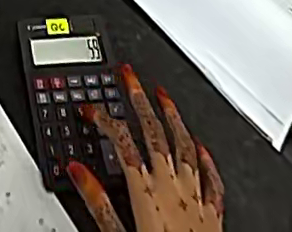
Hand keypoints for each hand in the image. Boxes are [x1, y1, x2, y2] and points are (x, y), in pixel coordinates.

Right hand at [71, 64, 222, 231]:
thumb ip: (97, 204)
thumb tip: (77, 170)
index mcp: (146, 192)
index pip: (121, 141)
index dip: (103, 119)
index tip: (89, 109)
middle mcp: (173, 188)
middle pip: (154, 131)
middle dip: (138, 98)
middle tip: (128, 74)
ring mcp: (196, 199)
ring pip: (184, 144)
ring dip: (172, 115)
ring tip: (162, 93)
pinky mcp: (213, 216)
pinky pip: (211, 178)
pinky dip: (205, 157)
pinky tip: (200, 144)